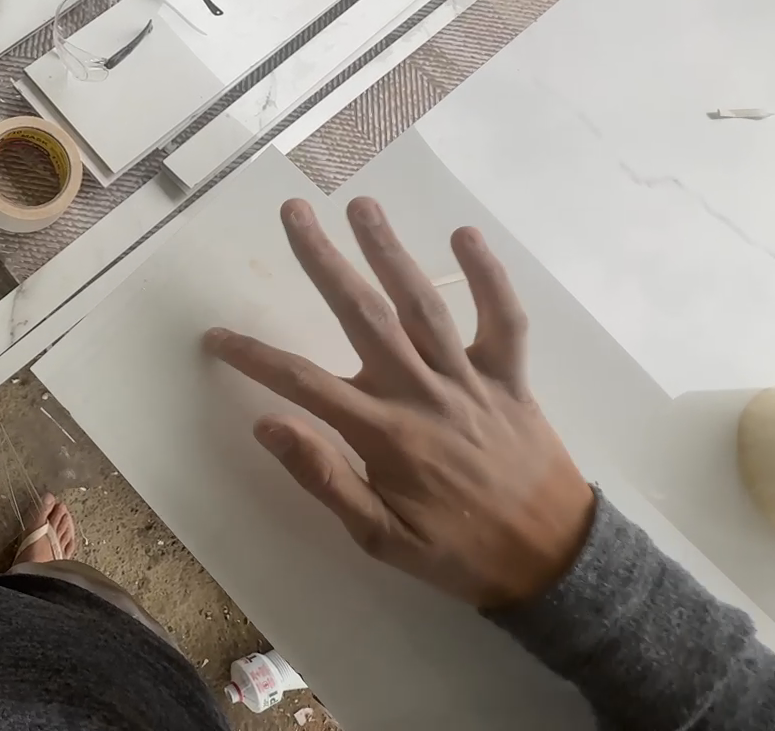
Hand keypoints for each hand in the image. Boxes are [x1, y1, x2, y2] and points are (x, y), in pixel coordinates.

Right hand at [205, 197, 594, 609]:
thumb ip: (324, 479)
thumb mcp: (381, 538)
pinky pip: (504, 322)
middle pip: (362, 316)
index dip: (254, 357)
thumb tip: (267, 426)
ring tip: (361, 205)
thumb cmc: (456, 551)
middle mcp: (422, 394)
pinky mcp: (510, 378)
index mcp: (385, 434)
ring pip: (422, 307)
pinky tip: (462, 234)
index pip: (303, 384)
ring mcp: (469, 381)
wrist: (559, 568)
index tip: (215, 336)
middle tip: (295, 212)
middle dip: (323, 261)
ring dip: (389, 252)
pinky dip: (488, 278)